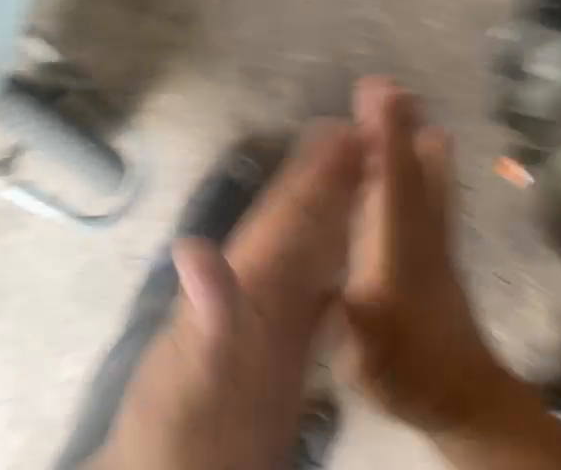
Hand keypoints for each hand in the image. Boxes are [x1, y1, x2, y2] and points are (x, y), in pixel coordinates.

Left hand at [87, 122, 363, 469]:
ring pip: (315, 247)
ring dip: (345, 208)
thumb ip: (202, 320)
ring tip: (383, 173)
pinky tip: (367, 254)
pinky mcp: (285, 349)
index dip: (315, 174)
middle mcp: (258, 288)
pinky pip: (323, 291)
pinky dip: (347, 263)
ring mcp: (272, 317)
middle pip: (303, 220)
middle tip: (381, 129)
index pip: (283, 219)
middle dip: (339, 176)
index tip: (351, 128)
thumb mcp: (189, 381)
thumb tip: (194, 247)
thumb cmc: (177, 432)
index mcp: (238, 286)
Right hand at [342, 78, 560, 469]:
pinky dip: (427, 163)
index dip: (384, 138)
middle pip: (410, 170)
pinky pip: (433, 193)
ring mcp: (434, 243)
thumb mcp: (366, 358)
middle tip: (384, 82)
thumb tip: (327, 284)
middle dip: (397, 126)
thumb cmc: (406, 374)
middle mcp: (419, 238)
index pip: (390, 186)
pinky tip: (430, 148)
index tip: (376, 92)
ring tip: (409, 101)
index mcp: (396, 255)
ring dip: (414, 138)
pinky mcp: (441, 252)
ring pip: (427, 179)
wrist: (467, 401)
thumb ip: (348, 321)